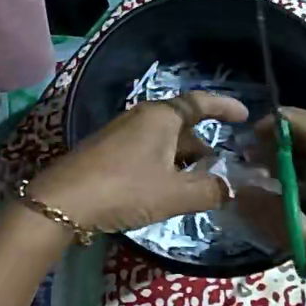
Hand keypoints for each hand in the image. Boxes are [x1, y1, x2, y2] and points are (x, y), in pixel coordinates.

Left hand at [26, 92, 247, 233]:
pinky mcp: (107, 151)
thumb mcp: (175, 194)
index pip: (200, 103)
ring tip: (196, 184)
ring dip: (183, 158)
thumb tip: (231, 189)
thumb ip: (209, 190)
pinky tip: (164, 189)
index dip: (224, 107)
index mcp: (162, 116)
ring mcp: (121, 133)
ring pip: (164, 140)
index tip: (244, 116)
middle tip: (221, 167)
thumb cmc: (125, 188)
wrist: (61, 202)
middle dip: (204, 145)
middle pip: (182, 125)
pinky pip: (146, 151)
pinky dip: (163, 164)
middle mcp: (142, 116)